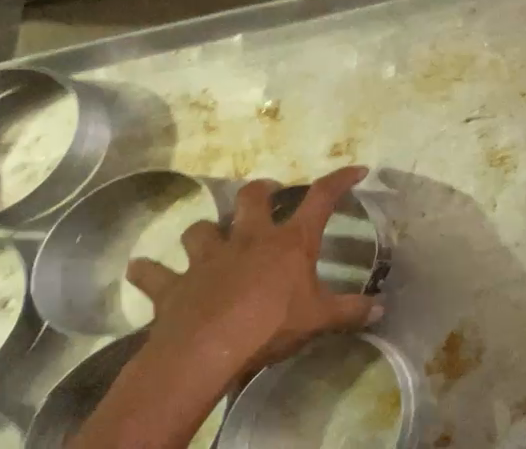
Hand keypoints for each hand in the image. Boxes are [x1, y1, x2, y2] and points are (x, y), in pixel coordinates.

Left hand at [127, 167, 380, 381]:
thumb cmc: (270, 326)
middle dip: (260, 190)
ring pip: (200, 229)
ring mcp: (207, 260)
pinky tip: (144, 269)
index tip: (356, 170)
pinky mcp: (173, 286)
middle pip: (252, 198)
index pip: (322, 197)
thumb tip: (381, 309)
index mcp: (291, 242)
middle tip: (267, 193)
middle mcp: (249, 240)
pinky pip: (153, 273)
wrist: (204, 354)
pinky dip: (149, 270)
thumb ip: (351, 311)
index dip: (340, 179)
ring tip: (210, 236)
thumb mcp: (320, 319)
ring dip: (206, 231)